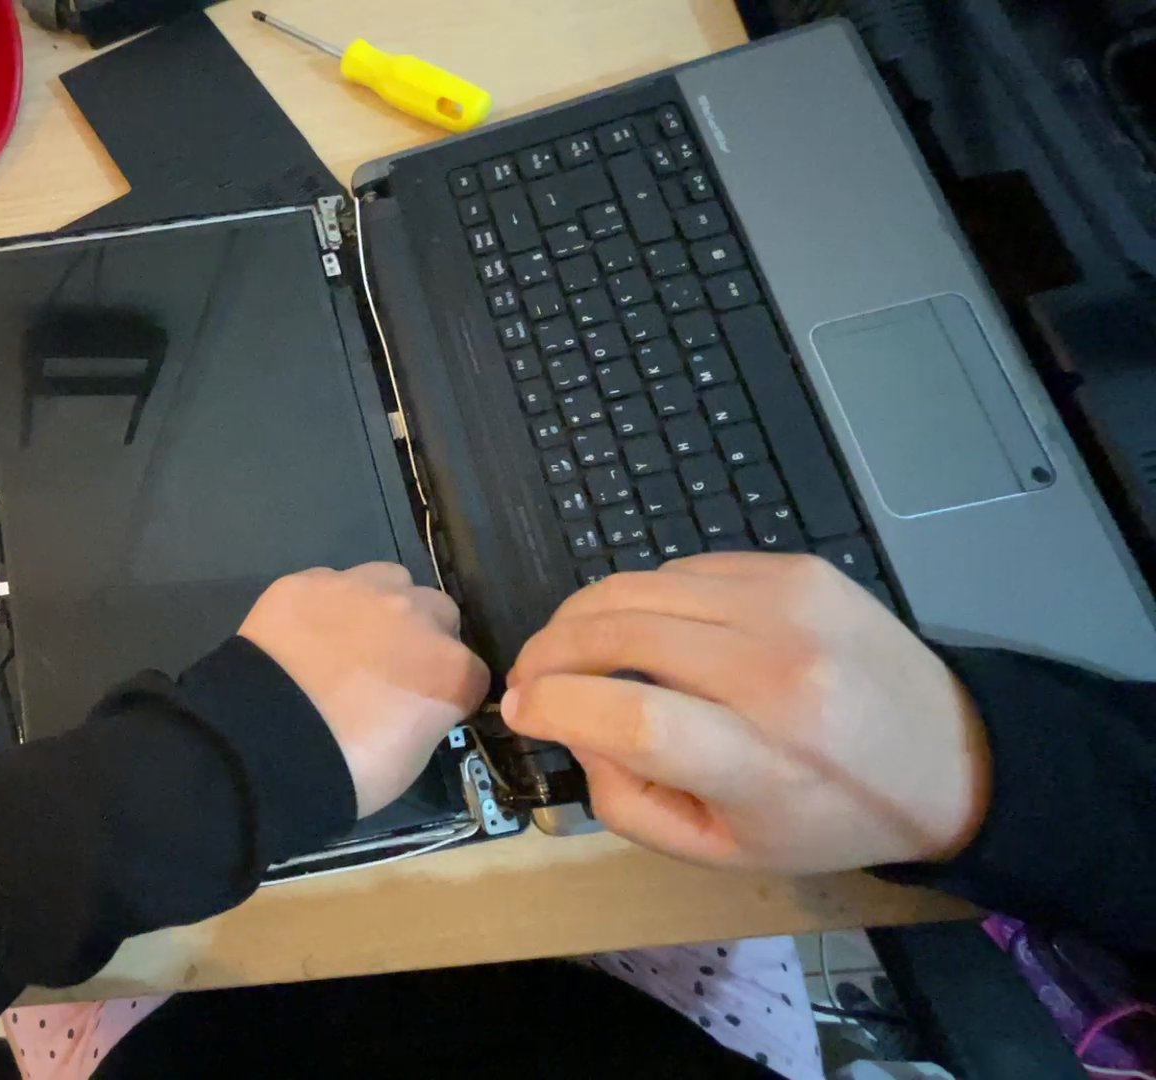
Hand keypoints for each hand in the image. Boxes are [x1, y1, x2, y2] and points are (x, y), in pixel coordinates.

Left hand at [241, 563, 489, 816]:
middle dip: (422, 635)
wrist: (265, 741)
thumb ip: (426, 714)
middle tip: (387, 667)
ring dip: (382, 604)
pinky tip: (303, 632)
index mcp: (451, 667)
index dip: (447, 688)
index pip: (470, 671)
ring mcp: (360, 589)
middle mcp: (414, 615)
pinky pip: (329, 582)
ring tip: (348, 637)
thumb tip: (413, 703)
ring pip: (389, 579)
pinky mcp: (307, 582)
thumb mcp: (410, 758)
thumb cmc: (347, 767)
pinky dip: (325, 604)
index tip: (423, 705)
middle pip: (437, 612)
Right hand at [502, 554, 990, 873]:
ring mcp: (788, 604)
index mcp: (768, 761)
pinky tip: (641, 631)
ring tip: (566, 648)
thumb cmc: (823, 817)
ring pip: (630, 589)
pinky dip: (632, 602)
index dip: (553, 706)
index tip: (518, 710)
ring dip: (575, 619)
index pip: (634, 719)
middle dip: (545, 652)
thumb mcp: (717, 849)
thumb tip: (568, 722)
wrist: (957, 755)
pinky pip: (670, 572)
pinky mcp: (791, 568)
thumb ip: (621, 797)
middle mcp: (779, 670)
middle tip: (525, 675)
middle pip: (615, 635)